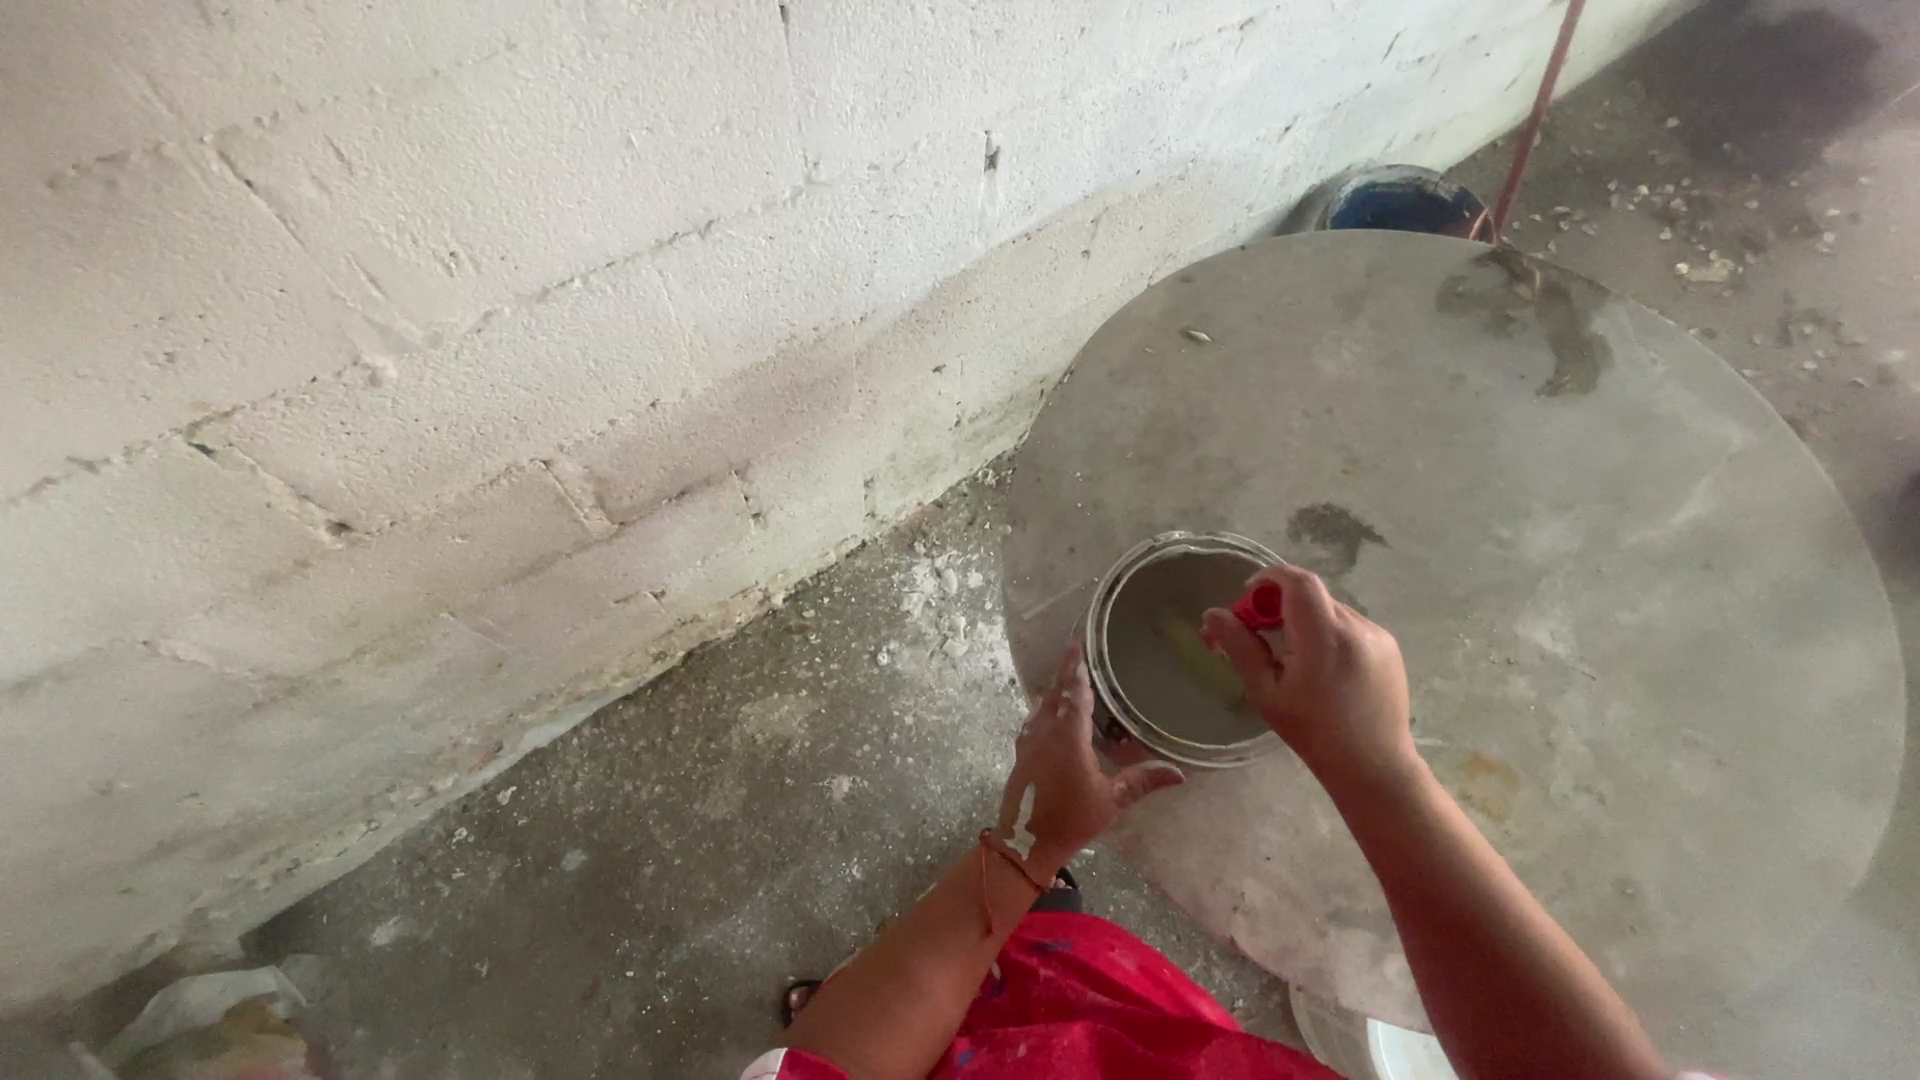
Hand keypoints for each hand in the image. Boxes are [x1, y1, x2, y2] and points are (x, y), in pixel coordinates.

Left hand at [994, 642, 1185, 869]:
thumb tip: (1179, 773)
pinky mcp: (1021, 753)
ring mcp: (1028, 742)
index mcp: (1067, 737)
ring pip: (1042, 706)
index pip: (1074, 693)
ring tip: (1068, 678)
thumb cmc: (1070, 819)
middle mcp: (1045, 732)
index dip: (1077, 668)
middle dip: (1065, 672)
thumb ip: (1142, 782)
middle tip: (1075, 650)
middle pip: (1055, 693)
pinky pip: (1033, 721)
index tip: (1077, 643)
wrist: (1024, 844)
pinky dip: (1044, 709)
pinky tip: (1049, 713)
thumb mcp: (1111, 801)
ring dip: (1054, 690)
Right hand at [1202, 564, 1416, 784]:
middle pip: (1311, 594)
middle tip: (1258, 630)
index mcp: (1323, 637)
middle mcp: (1356, 627)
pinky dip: (1327, 630)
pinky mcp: (1389, 646)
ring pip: (1330, 608)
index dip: (1270, 577)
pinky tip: (1321, 665)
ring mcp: (1377, 635)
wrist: (1372, 764)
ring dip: (1304, 618)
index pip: (1298, 582)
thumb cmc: (1311, 732)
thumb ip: (1240, 646)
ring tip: (1291, 654)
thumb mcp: (1265, 691)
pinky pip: (1350, 624)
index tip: (1249, 593)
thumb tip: (1213, 613)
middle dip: (1280, 602)